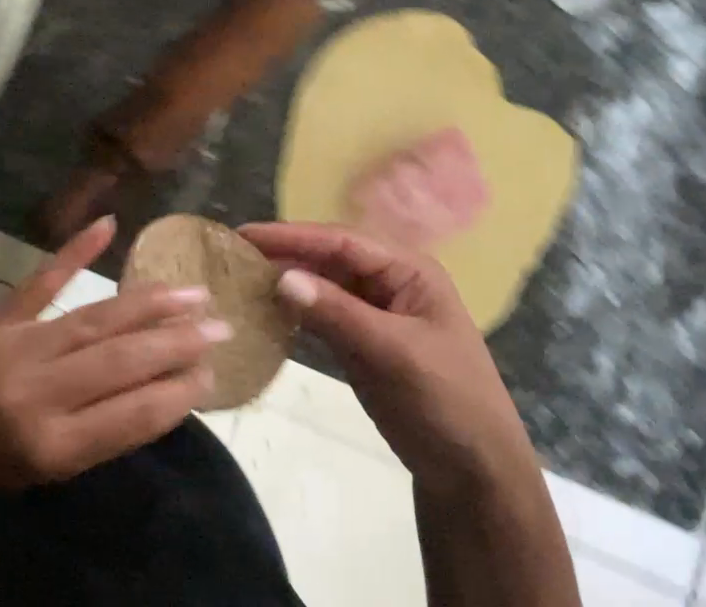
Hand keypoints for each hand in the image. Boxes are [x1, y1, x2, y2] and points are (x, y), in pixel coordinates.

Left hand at [0, 218, 226, 537]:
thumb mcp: (54, 468)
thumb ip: (107, 429)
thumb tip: (169, 385)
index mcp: (55, 446)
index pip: (134, 414)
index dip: (179, 392)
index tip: (212, 372)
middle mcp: (37, 395)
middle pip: (122, 362)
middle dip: (177, 343)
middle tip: (220, 327)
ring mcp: (15, 349)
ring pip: (95, 320)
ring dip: (148, 303)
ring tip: (192, 293)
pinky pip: (41, 280)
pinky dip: (75, 251)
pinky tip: (108, 227)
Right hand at [239, 222, 537, 496]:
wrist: (472, 471)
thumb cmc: (447, 401)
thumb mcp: (395, 354)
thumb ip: (338, 314)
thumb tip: (281, 277)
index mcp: (408, 271)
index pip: (342, 241)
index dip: (292, 236)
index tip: (244, 235)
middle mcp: (389, 283)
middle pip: (328, 257)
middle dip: (284, 253)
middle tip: (232, 254)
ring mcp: (373, 313)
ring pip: (321, 285)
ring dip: (285, 281)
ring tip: (238, 278)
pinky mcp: (360, 343)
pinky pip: (320, 315)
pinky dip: (293, 312)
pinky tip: (263, 312)